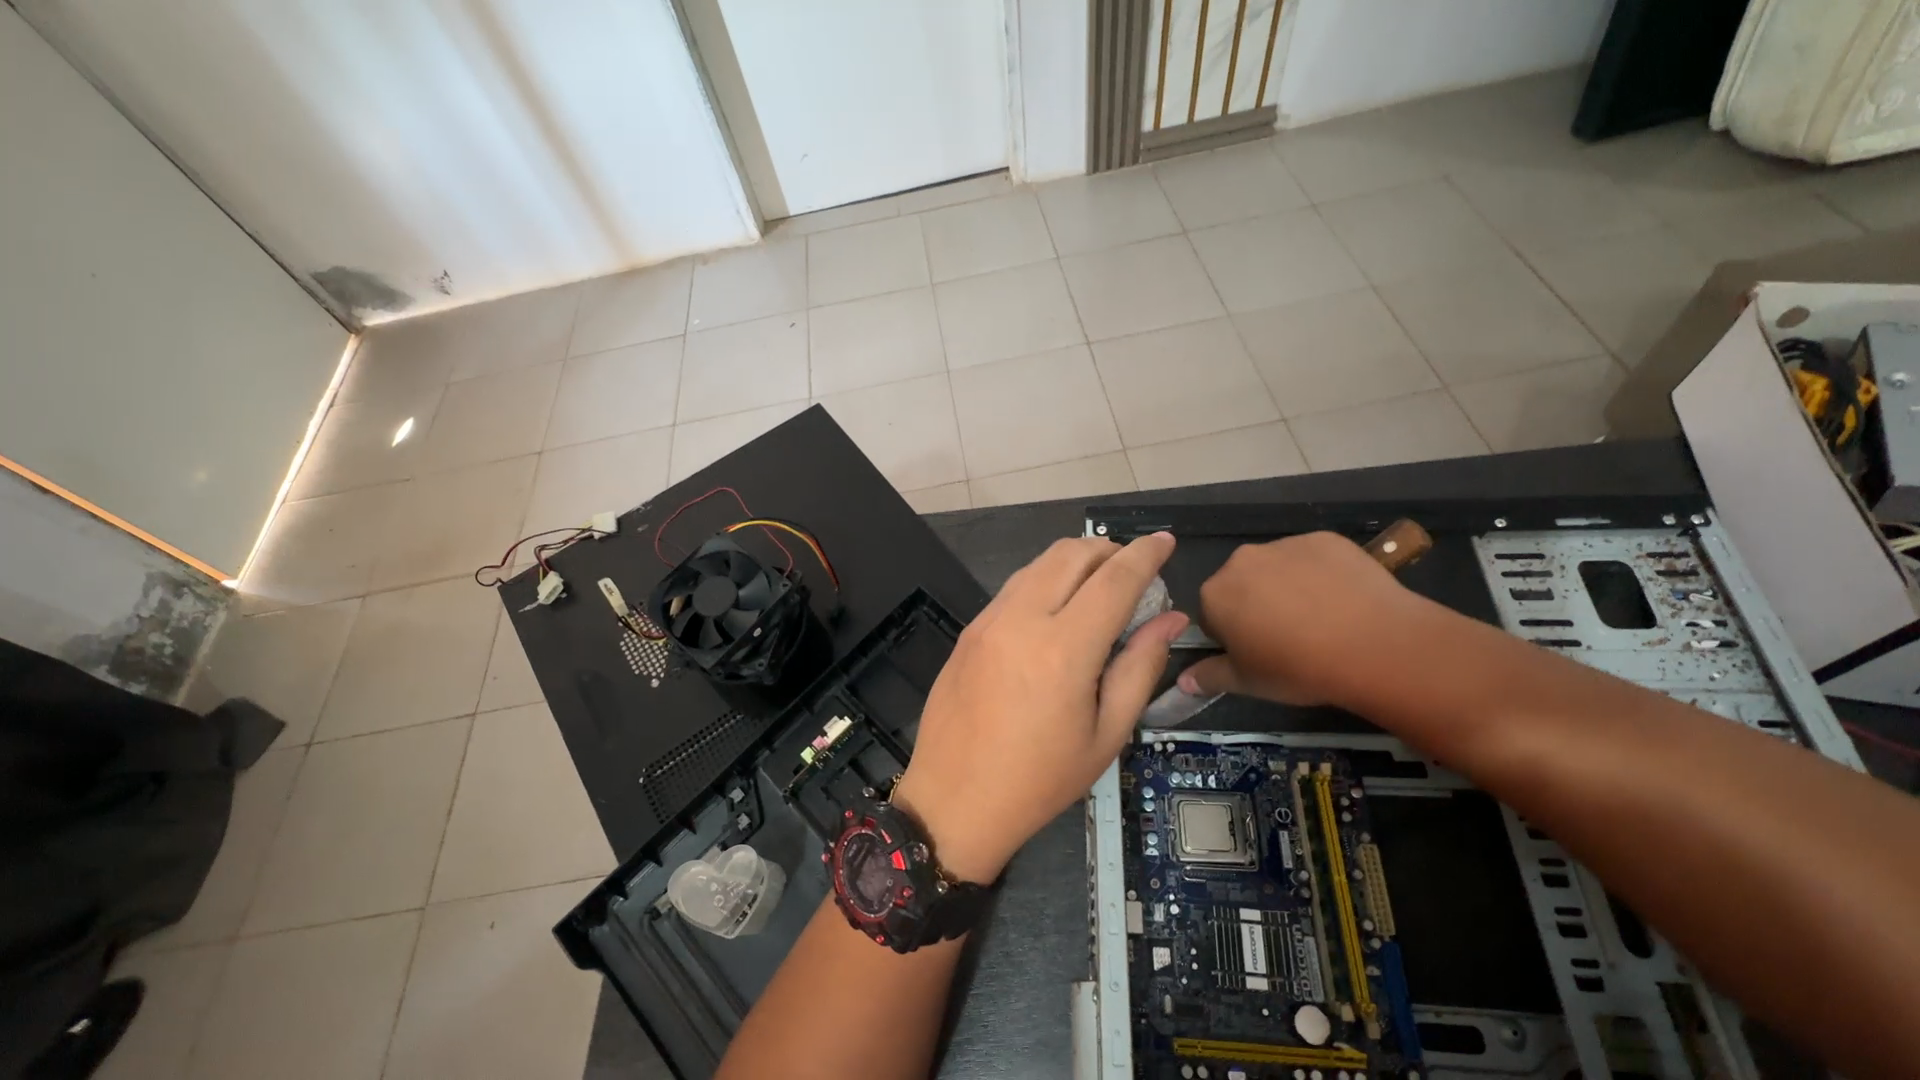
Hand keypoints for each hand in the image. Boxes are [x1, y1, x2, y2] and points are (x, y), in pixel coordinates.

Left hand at [891, 534, 1186, 882]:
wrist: (954, 801)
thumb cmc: (1039, 781)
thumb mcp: (1106, 735)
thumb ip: (1140, 668)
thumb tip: (1171, 620)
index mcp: (1063, 649)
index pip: (1114, 579)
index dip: (1146, 554)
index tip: (1166, 542)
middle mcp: (1022, 620)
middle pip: (1072, 554)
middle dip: (1110, 550)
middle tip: (1134, 571)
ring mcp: (988, 621)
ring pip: (1039, 563)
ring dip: (1075, 561)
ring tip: (1100, 587)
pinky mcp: (969, 631)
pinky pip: (1014, 586)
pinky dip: (1045, 580)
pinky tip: (1058, 610)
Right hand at [1177, 532, 1423, 707]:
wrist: (1373, 644)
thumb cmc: (1298, 668)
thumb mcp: (1248, 683)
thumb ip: (1209, 677)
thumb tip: (1183, 681)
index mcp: (1215, 594)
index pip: (1211, 614)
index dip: (1232, 636)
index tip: (1257, 654)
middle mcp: (1242, 560)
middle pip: (1241, 584)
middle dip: (1255, 605)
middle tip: (1287, 638)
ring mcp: (1285, 545)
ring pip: (1277, 569)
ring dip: (1287, 588)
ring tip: (1321, 620)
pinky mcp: (1325, 539)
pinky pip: (1313, 558)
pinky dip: (1321, 575)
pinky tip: (1343, 601)